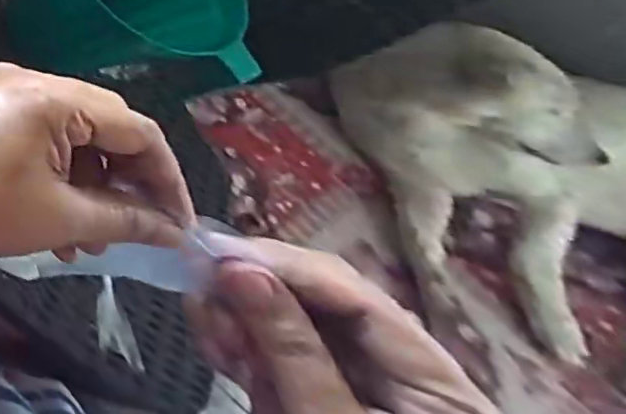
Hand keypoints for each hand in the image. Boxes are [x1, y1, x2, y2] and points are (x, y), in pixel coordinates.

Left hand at [0, 63, 195, 257]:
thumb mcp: (62, 217)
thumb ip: (127, 219)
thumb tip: (170, 229)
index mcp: (50, 94)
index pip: (137, 127)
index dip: (167, 180)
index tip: (178, 228)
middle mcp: (28, 79)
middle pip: (106, 125)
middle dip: (127, 182)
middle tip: (136, 232)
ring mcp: (3, 90)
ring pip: (74, 133)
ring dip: (92, 183)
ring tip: (89, 238)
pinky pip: (41, 133)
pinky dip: (59, 172)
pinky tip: (58, 221)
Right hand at [185, 238, 495, 413]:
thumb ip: (291, 351)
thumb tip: (236, 266)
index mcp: (437, 384)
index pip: (355, 294)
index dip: (281, 263)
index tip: (211, 252)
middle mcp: (403, 368)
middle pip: (318, 295)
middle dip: (252, 285)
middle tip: (200, 293)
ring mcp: (360, 377)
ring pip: (286, 310)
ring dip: (236, 311)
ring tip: (211, 336)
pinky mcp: (320, 385)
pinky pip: (272, 340)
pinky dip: (238, 336)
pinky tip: (218, 349)